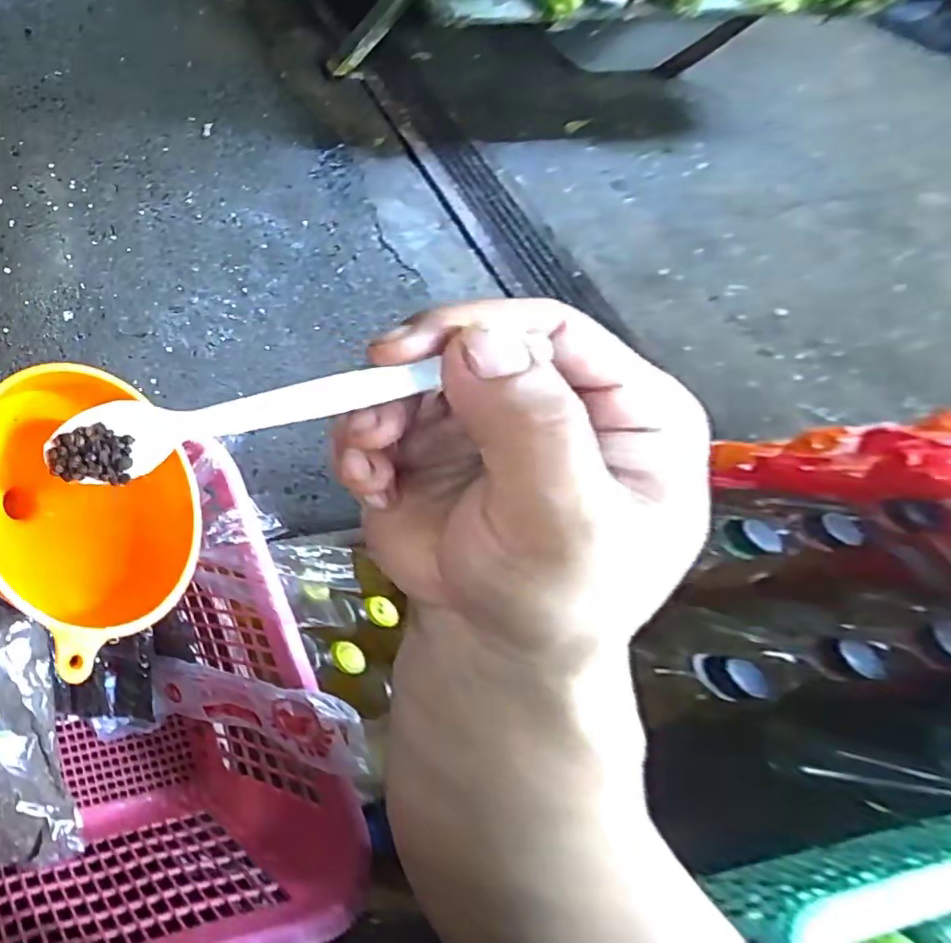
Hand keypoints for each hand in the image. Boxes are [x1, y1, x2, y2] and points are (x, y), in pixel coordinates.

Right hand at [331, 299, 709, 672]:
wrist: (489, 643)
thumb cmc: (553, 593)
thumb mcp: (561, 518)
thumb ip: (531, 428)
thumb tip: (477, 341)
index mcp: (612, 406)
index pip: (545, 330)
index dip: (472, 326)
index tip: (404, 352)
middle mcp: (538, 402)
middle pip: (459, 350)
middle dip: (402, 382)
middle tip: (370, 421)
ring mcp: (472, 425)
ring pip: (403, 384)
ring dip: (371, 419)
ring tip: (369, 466)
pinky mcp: (417, 449)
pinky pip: (371, 422)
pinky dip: (357, 450)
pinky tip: (369, 487)